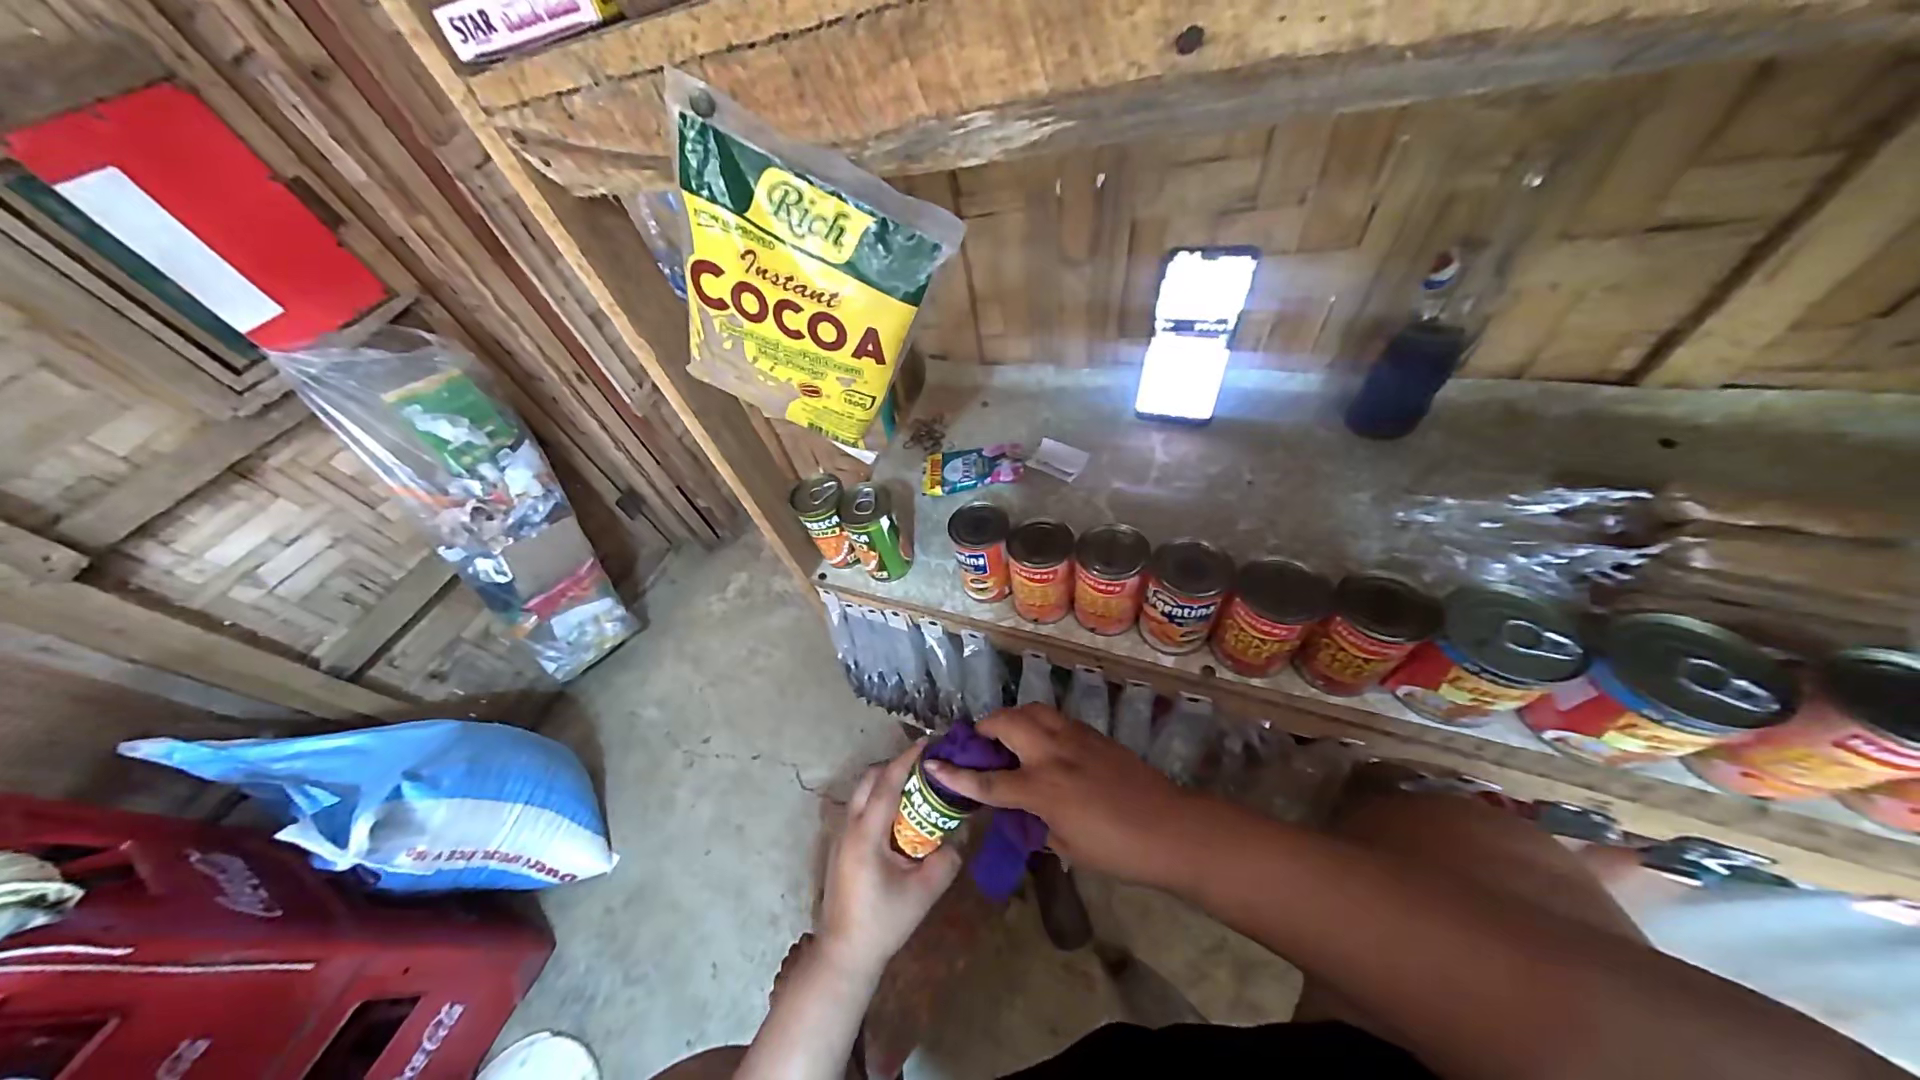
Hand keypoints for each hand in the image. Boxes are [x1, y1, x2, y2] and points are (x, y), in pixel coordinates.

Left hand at [817, 739, 961, 978]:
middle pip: (869, 779)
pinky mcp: (840, 847)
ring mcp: (840, 836)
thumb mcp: (923, 892)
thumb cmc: (883, 922)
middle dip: (896, 765)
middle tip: (926, 766)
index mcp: (866, 834)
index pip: (887, 783)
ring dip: (886, 781)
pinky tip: (900, 815)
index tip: (928, 743)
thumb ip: (946, 860)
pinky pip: (860, 809)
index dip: (907, 759)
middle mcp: (848, 827)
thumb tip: (959, 835)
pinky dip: (879, 798)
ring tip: (916, 786)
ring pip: (861, 793)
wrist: (845, 954)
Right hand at [925, 705, 1197, 886]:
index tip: (932, 764)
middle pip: (1006, 724)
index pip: (988, 782)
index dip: (956, 776)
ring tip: (1008, 735)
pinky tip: (1042, 742)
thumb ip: (1038, 822)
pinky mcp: (1094, 734)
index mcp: (1043, 789)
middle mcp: (1053, 754)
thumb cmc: (1118, 850)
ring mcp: (1076, 739)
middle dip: (984, 728)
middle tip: (978, 743)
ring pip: (1032, 711)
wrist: (1172, 829)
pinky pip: (1056, 719)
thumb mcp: (1067, 845)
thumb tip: (1028, 811)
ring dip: (1012, 718)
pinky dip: (1039, 723)